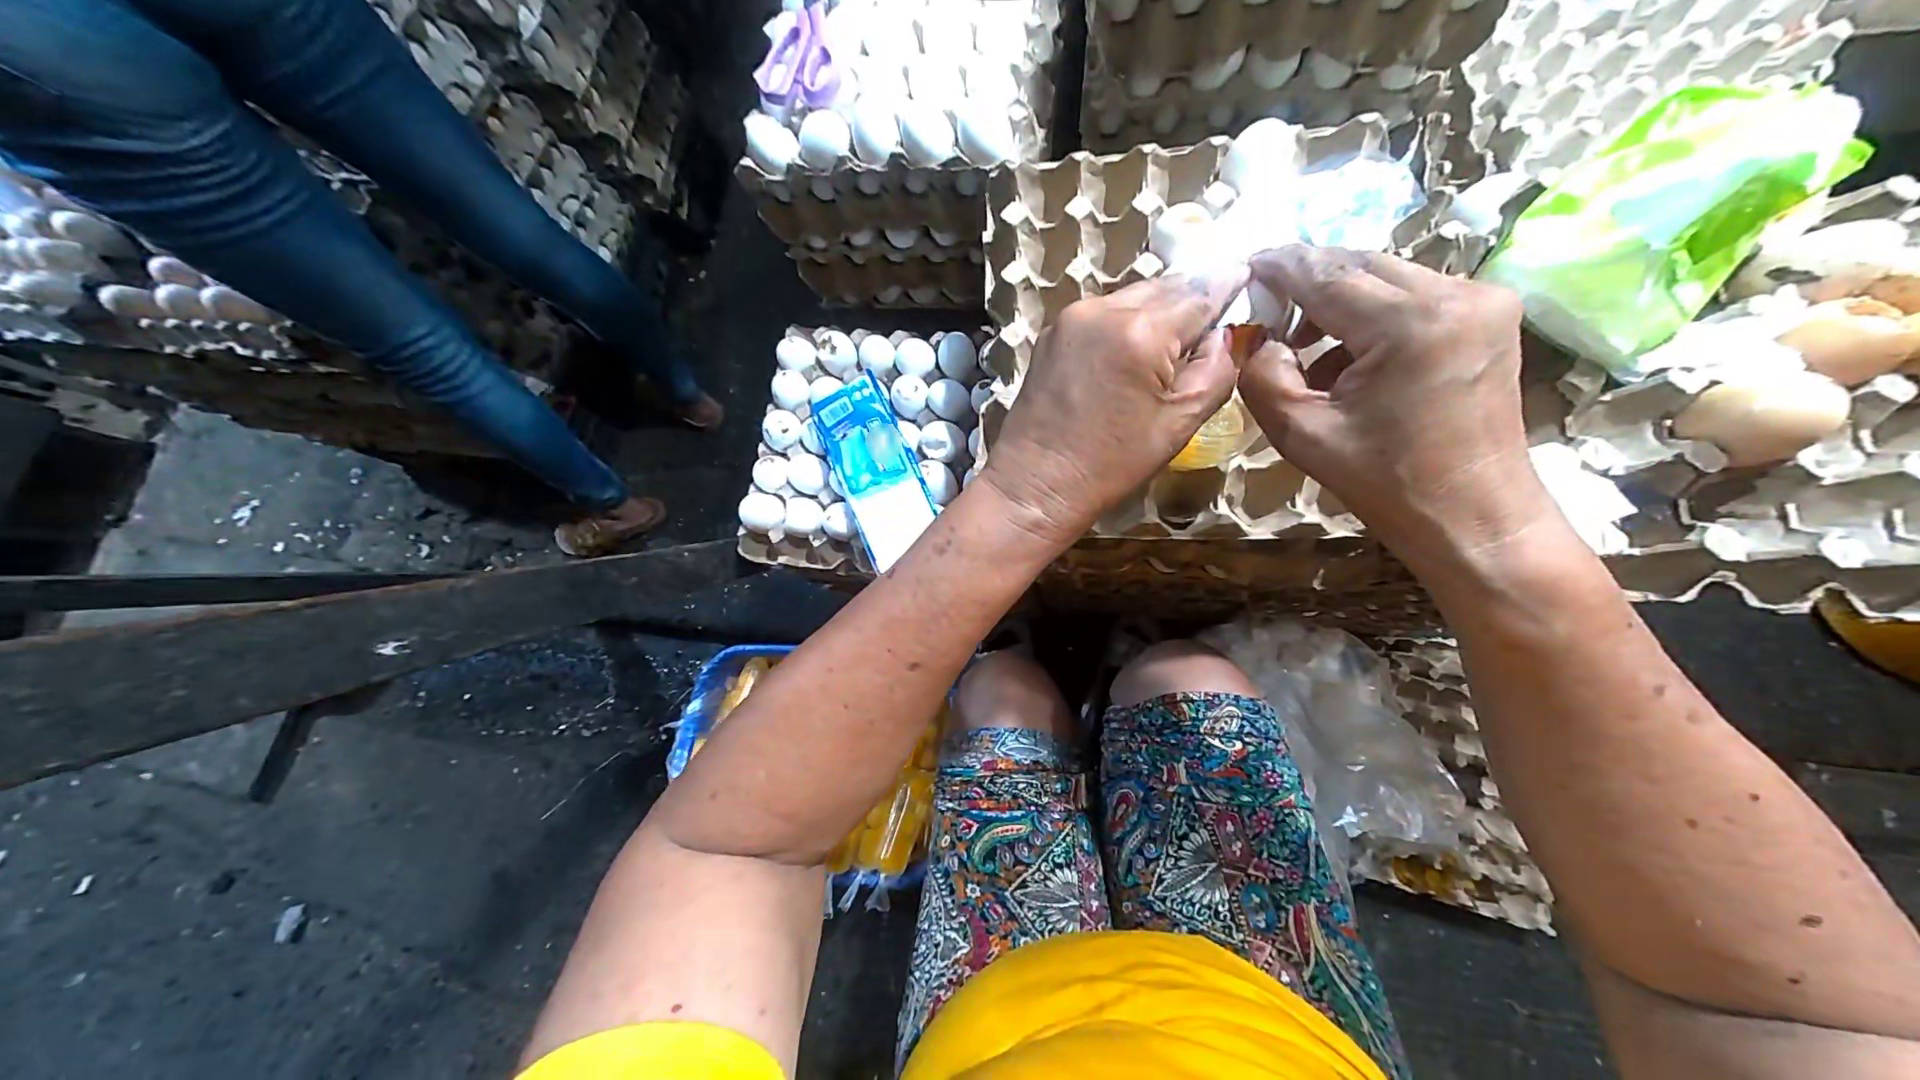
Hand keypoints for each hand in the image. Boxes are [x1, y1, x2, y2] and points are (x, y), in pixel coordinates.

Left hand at [980, 269, 1248, 546]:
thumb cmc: (1111, 464)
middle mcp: (1103, 310)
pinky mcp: (1052, 333)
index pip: (1201, 291)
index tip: (1248, 279)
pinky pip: (1104, 313)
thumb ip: (1217, 369)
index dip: (1229, 287)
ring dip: (1158, 310)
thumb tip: (1228, 334)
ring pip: (1132, 297)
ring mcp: (1072, 318)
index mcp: (1141, 331)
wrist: (1035, 484)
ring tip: (1173, 343)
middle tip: (1213, 322)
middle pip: (1166, 287)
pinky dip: (1126, 322)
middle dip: (1193, 299)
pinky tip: (1131, 354)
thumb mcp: (1180, 422)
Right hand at [1237, 246, 1555, 564]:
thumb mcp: (1300, 434)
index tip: (1246, 264)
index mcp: (1411, 325)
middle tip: (1268, 308)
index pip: (1327, 275)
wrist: (1472, 514)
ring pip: (1387, 277)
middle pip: (1360, 265)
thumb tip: (1263, 338)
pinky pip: (1414, 295)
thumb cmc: (1384, 482)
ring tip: (1305, 343)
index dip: (1280, 267)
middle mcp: (1458, 294)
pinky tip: (1350, 356)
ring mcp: (1484, 300)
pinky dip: (1373, 315)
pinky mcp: (1491, 315)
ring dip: (1340, 300)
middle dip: (1309, 282)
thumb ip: (1264, 376)